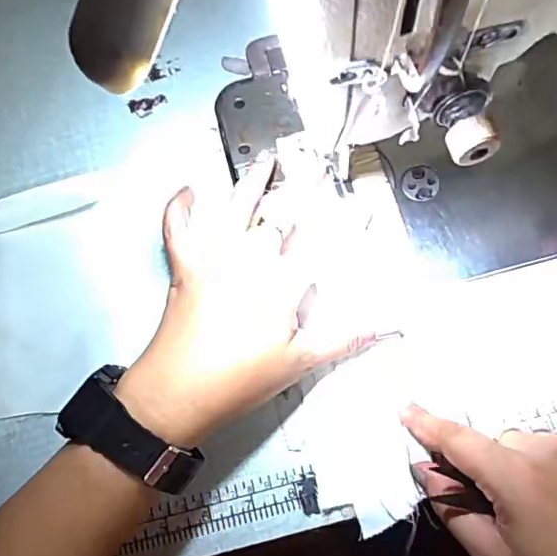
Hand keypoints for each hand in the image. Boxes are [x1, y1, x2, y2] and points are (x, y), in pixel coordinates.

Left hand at [116, 163, 379, 445]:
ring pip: (234, 211)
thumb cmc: (237, 381)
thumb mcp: (298, 363)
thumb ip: (341, 341)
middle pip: (280, 217)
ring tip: (263, 162)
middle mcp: (248, 264)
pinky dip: (180, 209)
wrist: (177, 393)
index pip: (323, 245)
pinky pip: (179, 230)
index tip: (362, 206)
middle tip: (315, 169)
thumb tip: (379, 330)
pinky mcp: (185, 269)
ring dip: (249, 184)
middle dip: (302, 190)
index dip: (347, 224)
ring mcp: (214, 262)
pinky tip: (187, 192)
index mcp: (280, 286)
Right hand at [401, 405, 556, 555]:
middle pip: (502, 442)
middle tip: (506, 510)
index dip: (428, 424)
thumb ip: (455, 510)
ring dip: (530, 465)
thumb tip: (427, 474)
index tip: (406, 409)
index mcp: (517, 476)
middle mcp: (553, 446)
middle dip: (493, 466)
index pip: (460, 439)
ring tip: (552, 512)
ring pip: (539, 443)